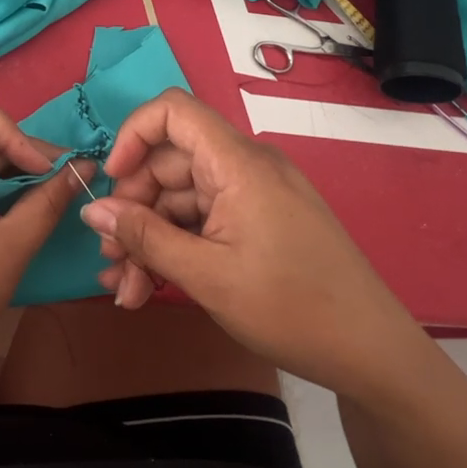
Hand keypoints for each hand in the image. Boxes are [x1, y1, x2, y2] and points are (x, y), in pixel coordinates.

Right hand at [81, 89, 430, 400]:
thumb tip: (92, 210)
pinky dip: (177, 248)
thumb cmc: (292, 308)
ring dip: (149, 239)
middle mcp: (246, 167)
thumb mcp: (207, 276)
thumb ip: (145, 238)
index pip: (173, 111)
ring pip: (182, 199)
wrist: (374, 356)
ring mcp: (254, 195)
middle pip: (170, 164)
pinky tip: (151, 286)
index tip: (111, 182)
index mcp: (238, 163)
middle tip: (110, 259)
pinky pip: (204, 220)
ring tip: (126, 288)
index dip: (133, 136)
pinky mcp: (260, 222)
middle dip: (133, 209)